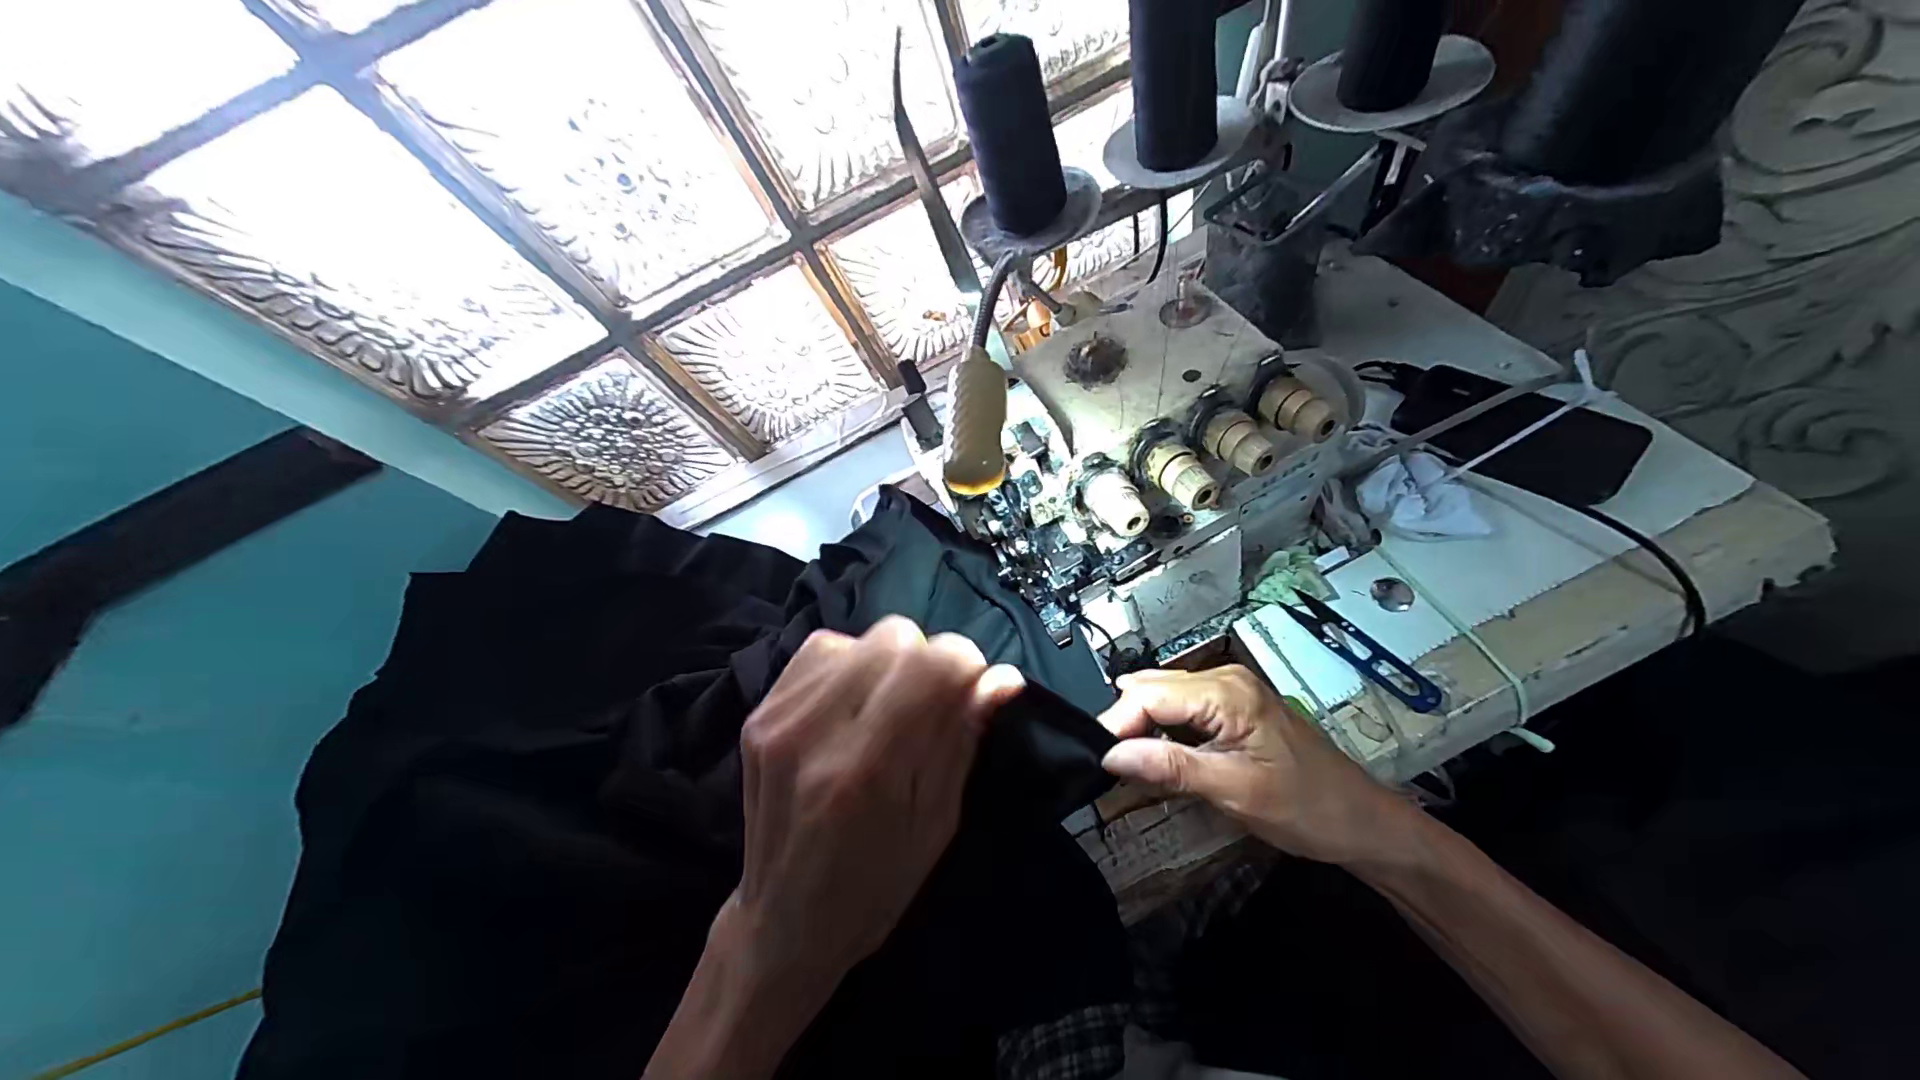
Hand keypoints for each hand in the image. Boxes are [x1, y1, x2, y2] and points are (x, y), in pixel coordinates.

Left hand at [730, 616, 1025, 990]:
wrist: (782, 921)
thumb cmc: (875, 887)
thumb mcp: (937, 823)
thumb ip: (963, 739)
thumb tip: (1003, 677)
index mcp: (868, 770)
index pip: (932, 662)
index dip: (966, 665)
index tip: (972, 689)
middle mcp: (816, 731)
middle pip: (896, 637)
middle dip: (928, 660)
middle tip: (930, 704)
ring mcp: (778, 718)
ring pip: (860, 637)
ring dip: (888, 662)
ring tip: (887, 707)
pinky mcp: (757, 712)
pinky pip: (821, 649)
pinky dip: (850, 664)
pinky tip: (853, 703)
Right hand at [1098, 666, 1416, 866]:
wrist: (1362, 821)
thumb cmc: (1309, 807)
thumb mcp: (1235, 791)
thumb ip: (1170, 768)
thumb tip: (1113, 757)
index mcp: (1227, 692)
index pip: (1148, 695)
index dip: (1117, 726)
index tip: (1100, 761)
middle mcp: (1224, 679)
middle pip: (1150, 689)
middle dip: (1125, 725)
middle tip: (1113, 768)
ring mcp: (1227, 689)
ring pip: (1160, 695)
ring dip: (1141, 727)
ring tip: (1130, 763)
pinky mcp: (1229, 705)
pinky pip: (1178, 706)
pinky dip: (1160, 728)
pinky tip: (1155, 754)